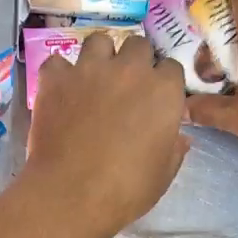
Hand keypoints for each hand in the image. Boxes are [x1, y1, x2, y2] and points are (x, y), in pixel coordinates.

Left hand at [25, 33, 187, 232]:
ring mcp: (90, 69)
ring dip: (100, 57)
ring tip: (94, 80)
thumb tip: (181, 138)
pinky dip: (60, 75)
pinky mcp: (56, 79)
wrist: (73, 195)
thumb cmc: (126, 191)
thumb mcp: (162, 176)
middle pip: (137, 46)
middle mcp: (130, 69)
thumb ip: (174, 150)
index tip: (155, 101)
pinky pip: (58, 63)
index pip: (171, 68)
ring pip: (99, 42)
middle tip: (125, 89)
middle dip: (134, 62)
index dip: (162, 84)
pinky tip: (61, 93)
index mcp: (163, 91)